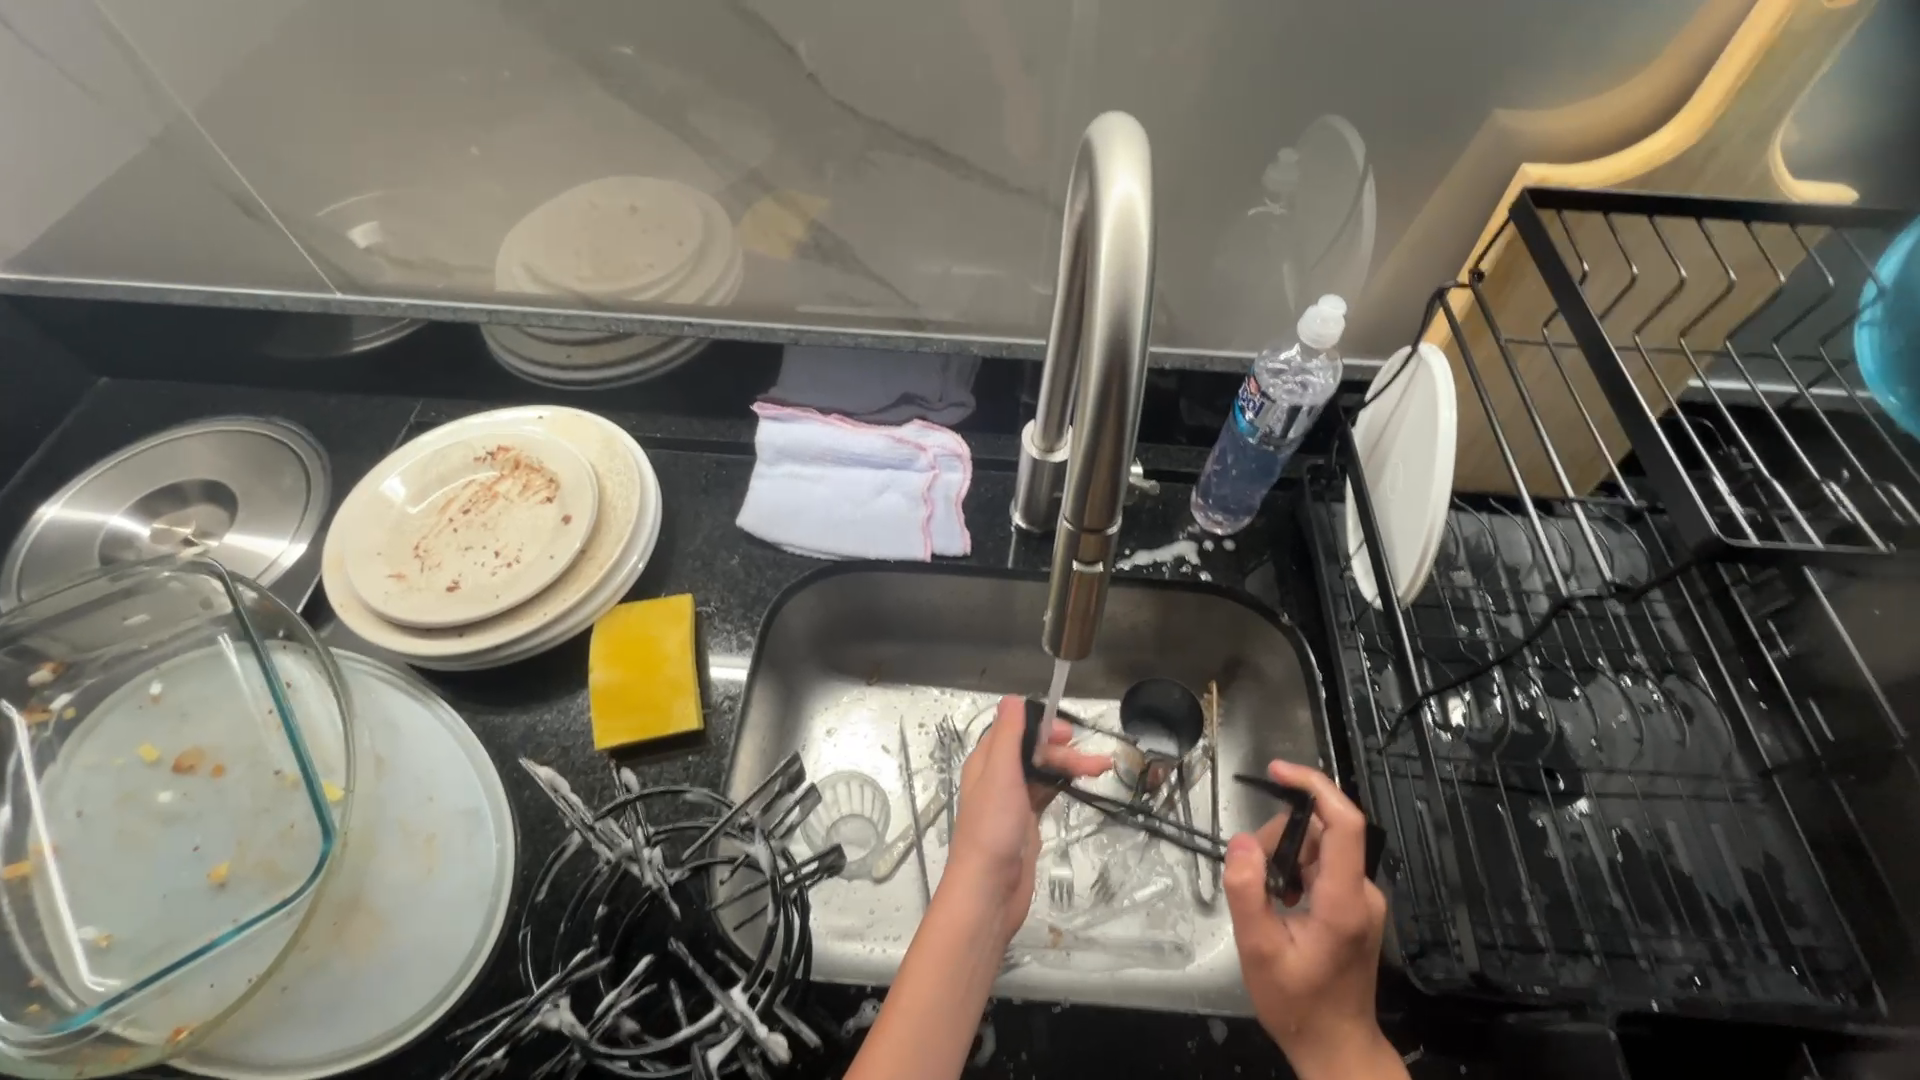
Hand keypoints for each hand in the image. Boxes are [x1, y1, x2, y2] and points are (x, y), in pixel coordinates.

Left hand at [941, 696, 1109, 942]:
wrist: (989, 891)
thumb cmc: (992, 830)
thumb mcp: (1000, 775)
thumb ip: (1008, 736)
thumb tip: (1012, 698)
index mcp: (986, 761)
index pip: (1014, 728)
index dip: (1041, 725)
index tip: (1068, 731)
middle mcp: (997, 776)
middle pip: (1033, 749)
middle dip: (1062, 749)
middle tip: (1092, 758)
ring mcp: (1012, 800)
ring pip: (1043, 771)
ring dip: (1069, 766)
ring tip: (1101, 768)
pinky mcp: (1026, 821)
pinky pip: (1046, 793)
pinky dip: (1064, 785)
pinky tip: (1081, 783)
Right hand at [1225, 760, 1402, 1079]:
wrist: (1335, 1044)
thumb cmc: (1297, 1003)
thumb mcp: (1257, 950)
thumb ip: (1247, 891)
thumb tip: (1242, 842)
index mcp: (1343, 900)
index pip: (1343, 823)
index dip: (1313, 787)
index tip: (1276, 771)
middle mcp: (1361, 892)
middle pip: (1320, 833)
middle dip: (1278, 839)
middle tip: (1251, 875)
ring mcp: (1362, 899)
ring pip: (1317, 848)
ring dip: (1284, 858)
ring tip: (1265, 898)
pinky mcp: (1355, 906)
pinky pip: (1321, 867)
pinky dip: (1294, 872)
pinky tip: (1281, 903)